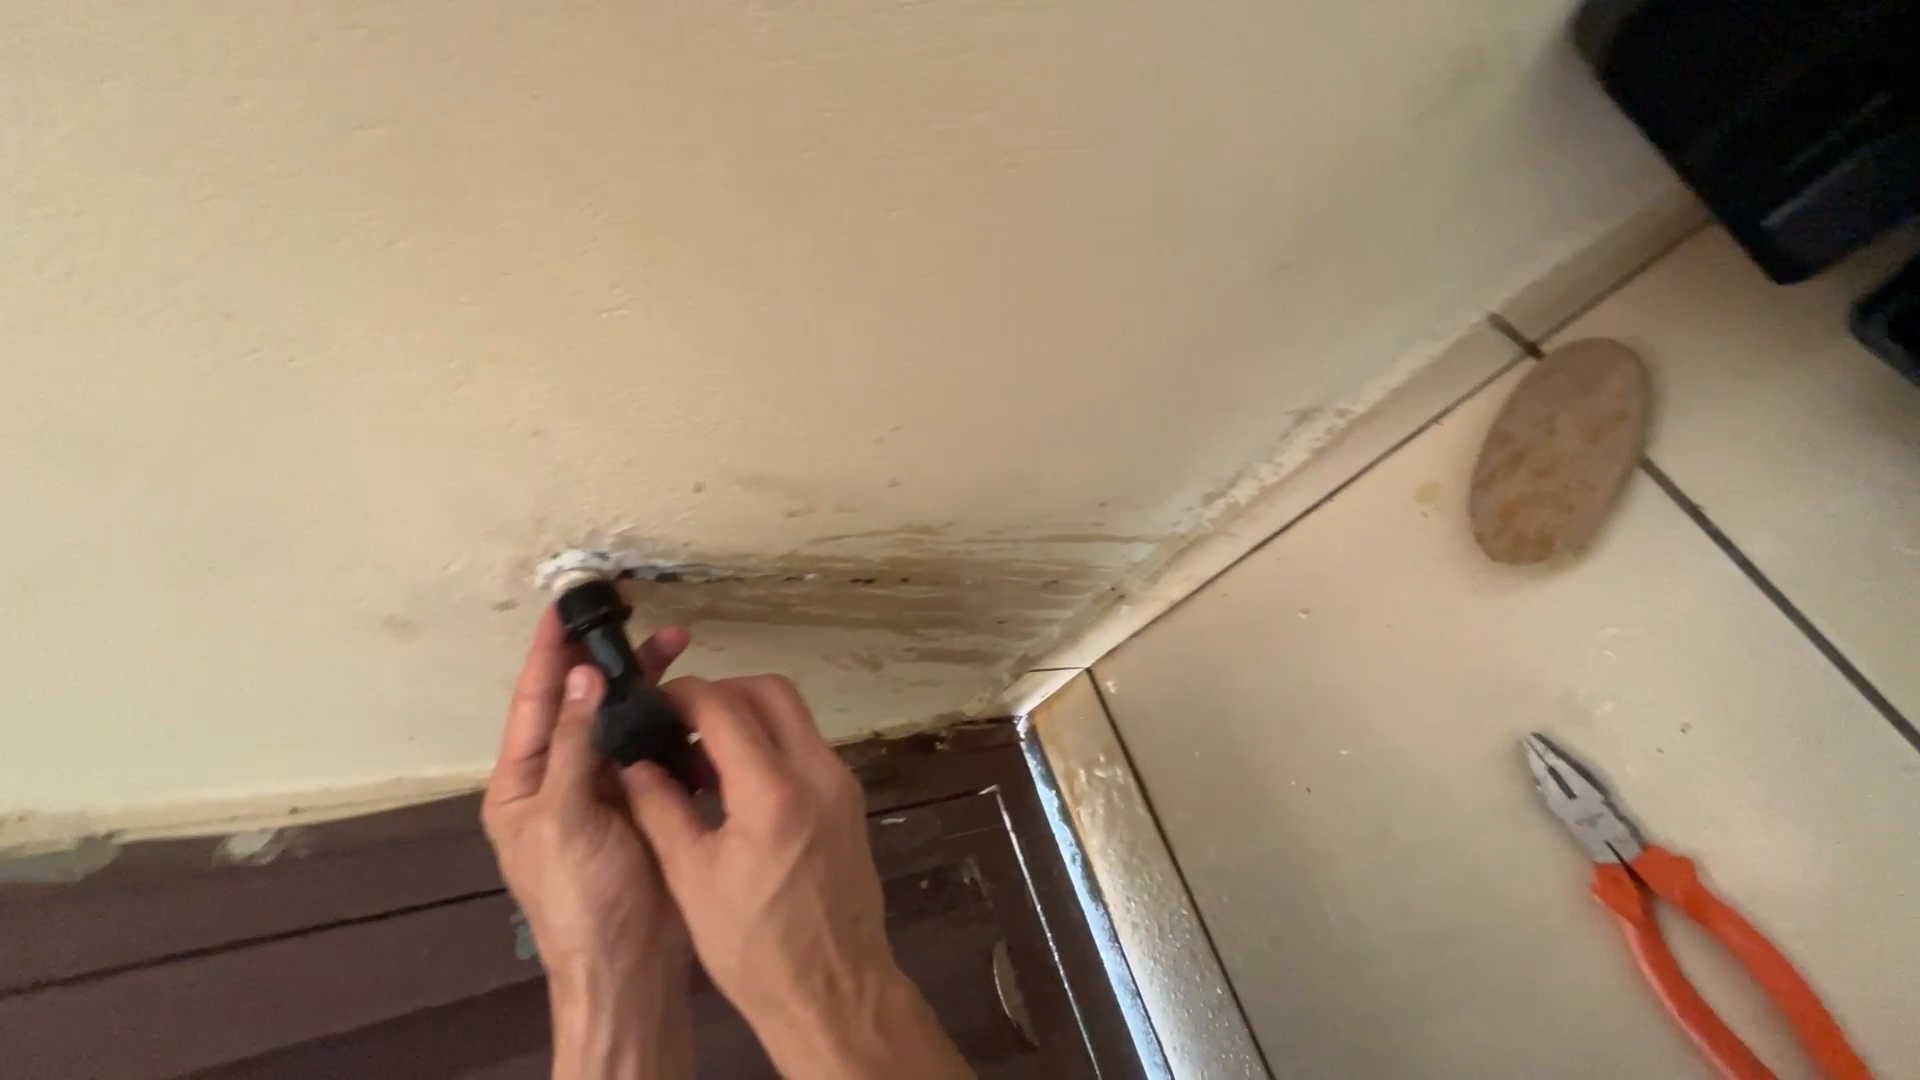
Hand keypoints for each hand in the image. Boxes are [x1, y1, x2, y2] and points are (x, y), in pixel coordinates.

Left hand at [482, 606, 694, 1079]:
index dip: (551, 652)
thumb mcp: (564, 820)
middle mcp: (564, 777)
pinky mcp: (650, 799)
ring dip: (655, 689)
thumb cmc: (582, 897)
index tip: (566, 606)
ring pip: (629, 721)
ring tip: (688, 654)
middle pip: (589, 703)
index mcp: (525, 782)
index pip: (537, 701)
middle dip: (618, 662)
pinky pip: (661, 749)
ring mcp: (610, 787)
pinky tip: (701, 711)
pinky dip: (680, 725)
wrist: (631, 965)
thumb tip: (586, 677)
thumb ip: (574, 746)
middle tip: (659, 628)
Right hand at [623, 675, 972, 1079]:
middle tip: (682, 722)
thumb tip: (633, 762)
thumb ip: (660, 809)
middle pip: (771, 691)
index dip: (685, 695)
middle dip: (723, 692)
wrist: (834, 987)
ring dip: (750, 715)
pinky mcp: (849, 796)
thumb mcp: (691, 880)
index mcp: (774, 791)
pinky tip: (738, 779)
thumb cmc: (753, 946)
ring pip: (795, 714)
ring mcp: (841, 781)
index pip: (726, 707)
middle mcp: (818, 771)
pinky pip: (808, 744)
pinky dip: (773, 742)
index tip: (655, 704)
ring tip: (704, 752)